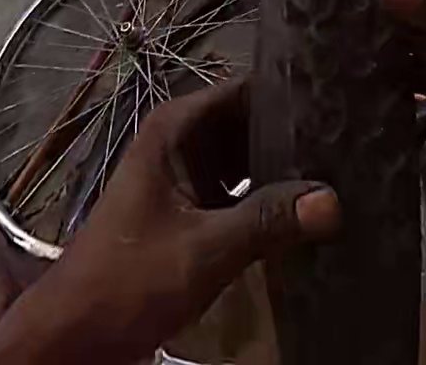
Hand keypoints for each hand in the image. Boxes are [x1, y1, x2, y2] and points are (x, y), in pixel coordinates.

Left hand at [0, 80, 339, 364]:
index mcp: (178, 126)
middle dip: (292, 132)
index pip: (243, 89)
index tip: (336, 98)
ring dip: (283, 166)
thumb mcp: (202, 248)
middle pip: (249, 121)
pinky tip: (307, 206)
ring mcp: (188, 172)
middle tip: (350, 137)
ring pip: (246, 156)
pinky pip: (240, 187)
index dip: (286, 92)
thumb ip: (266, 220)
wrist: (76, 335)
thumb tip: (334, 200)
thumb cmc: (128, 278)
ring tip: (341, 166)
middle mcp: (185, 138)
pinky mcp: (194, 205)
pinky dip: (268, 195)